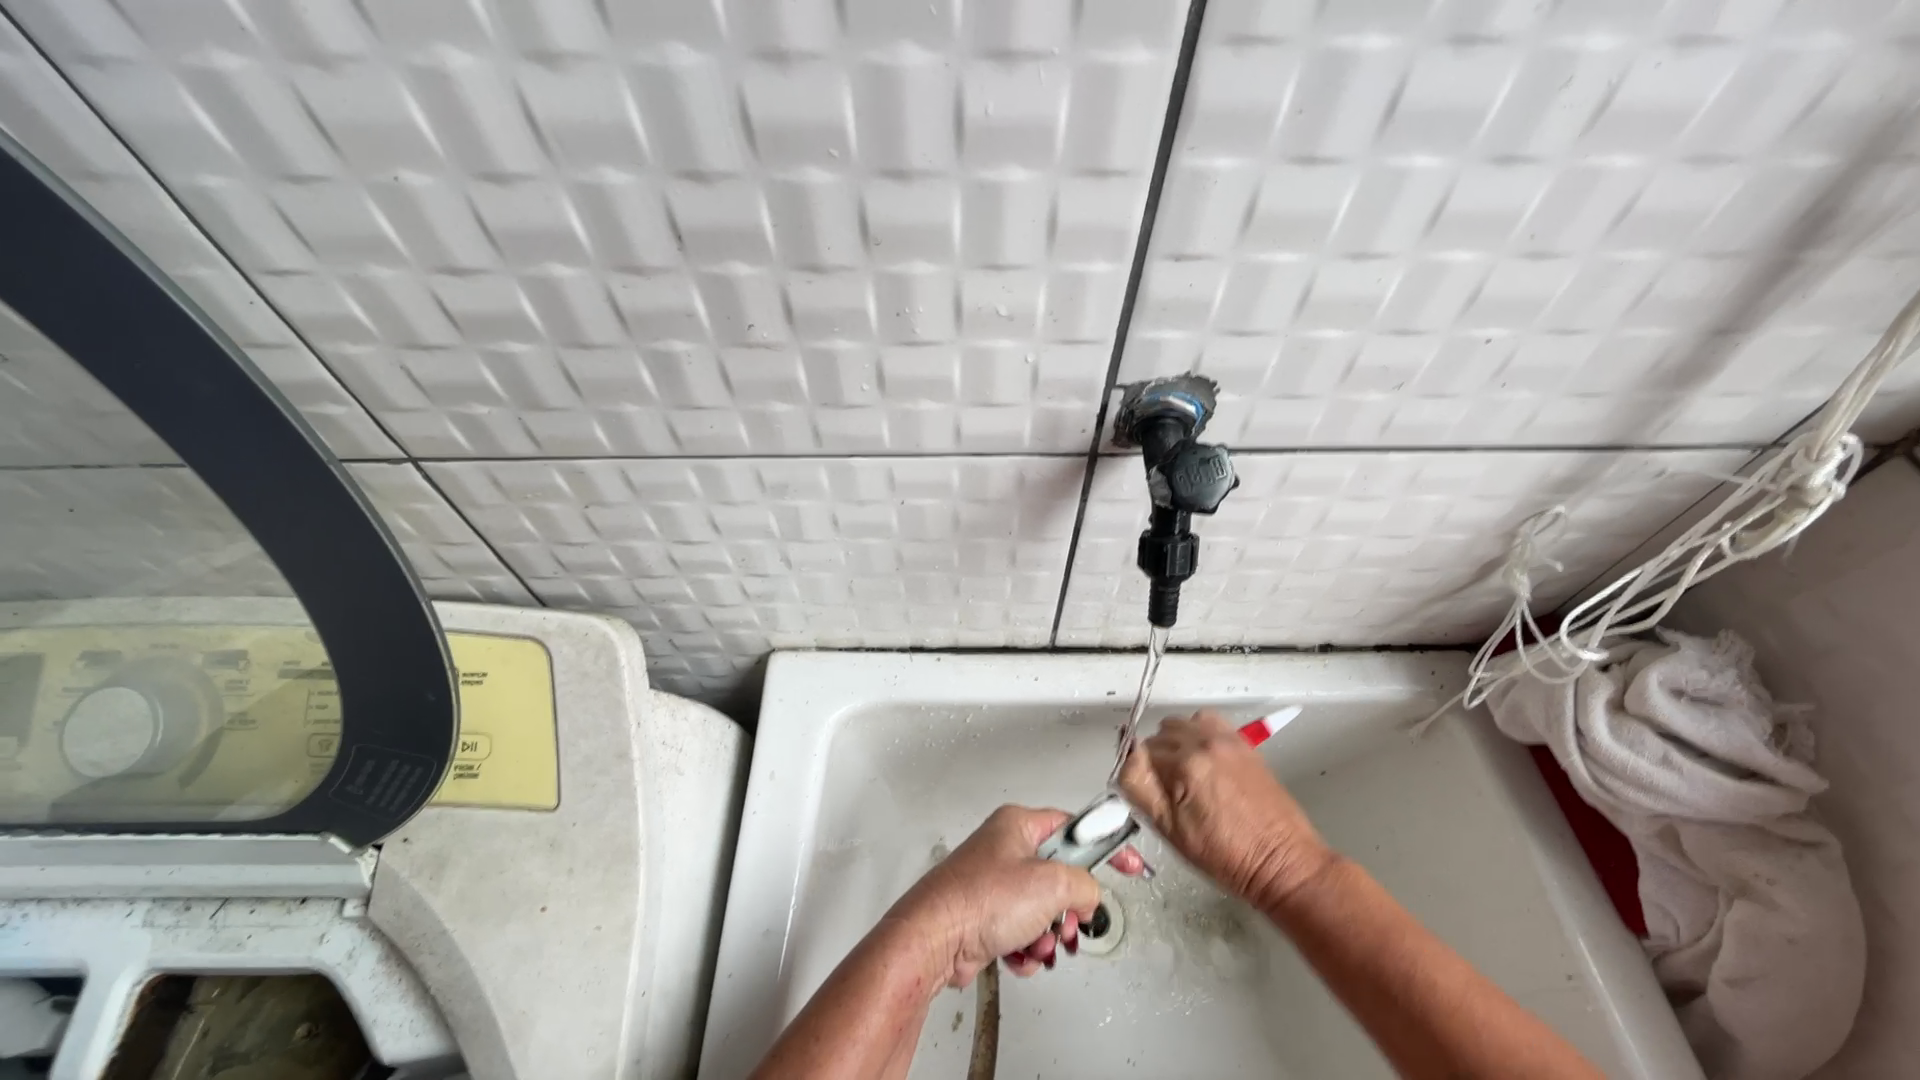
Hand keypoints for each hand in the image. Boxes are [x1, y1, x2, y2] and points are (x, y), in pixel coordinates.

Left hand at [889, 805, 1140, 985]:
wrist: (935, 940)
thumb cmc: (980, 900)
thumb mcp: (1051, 884)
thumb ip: (1085, 884)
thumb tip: (1087, 896)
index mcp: (1019, 825)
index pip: (1076, 828)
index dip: (1105, 846)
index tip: (1129, 865)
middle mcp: (1006, 849)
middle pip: (1062, 876)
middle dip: (1068, 909)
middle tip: (1068, 922)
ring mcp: (995, 884)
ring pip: (1045, 910)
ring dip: (1048, 933)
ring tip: (1037, 942)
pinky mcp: (987, 917)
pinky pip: (1025, 932)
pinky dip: (1027, 948)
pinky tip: (1017, 955)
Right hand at [1118, 710, 1335, 906]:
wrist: (1281, 862)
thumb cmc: (1230, 856)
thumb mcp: (1170, 831)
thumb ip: (1139, 789)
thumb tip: (1126, 761)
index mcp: (1185, 766)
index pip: (1138, 753)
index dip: (1139, 776)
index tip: (1150, 796)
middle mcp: (1205, 743)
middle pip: (1157, 737)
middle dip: (1156, 762)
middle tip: (1169, 794)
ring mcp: (1226, 739)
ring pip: (1179, 726)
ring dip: (1175, 746)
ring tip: (1186, 777)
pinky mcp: (1242, 742)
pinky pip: (1206, 722)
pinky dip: (1197, 735)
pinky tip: (1202, 761)